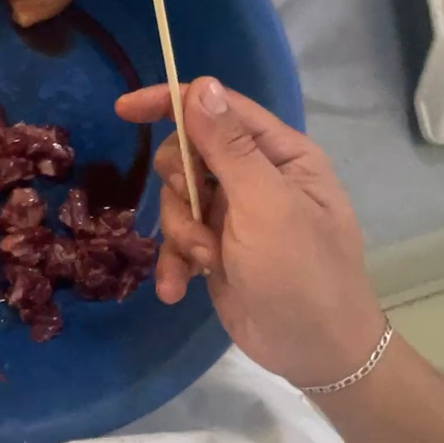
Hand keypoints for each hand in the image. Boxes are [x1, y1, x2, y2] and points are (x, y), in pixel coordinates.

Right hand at [116, 78, 386, 387]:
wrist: (318, 356)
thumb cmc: (303, 274)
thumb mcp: (266, 206)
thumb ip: (229, 146)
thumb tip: (201, 86)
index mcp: (280, 155)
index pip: (219, 109)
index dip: (171, 103)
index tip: (125, 110)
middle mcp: (256, 177)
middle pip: (188, 155)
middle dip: (180, 189)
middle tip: (194, 215)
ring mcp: (234, 215)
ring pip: (177, 200)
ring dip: (180, 233)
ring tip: (203, 261)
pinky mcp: (217, 249)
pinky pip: (178, 239)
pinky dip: (174, 262)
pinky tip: (177, 289)